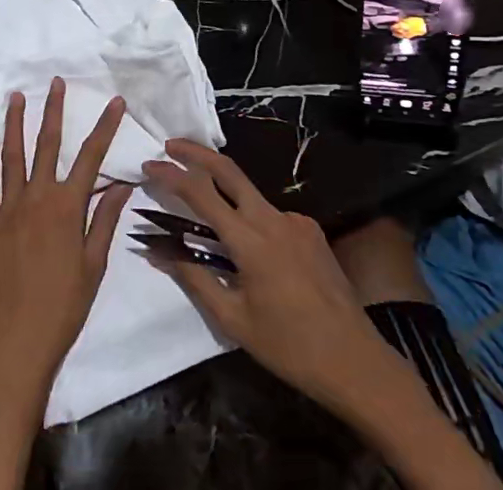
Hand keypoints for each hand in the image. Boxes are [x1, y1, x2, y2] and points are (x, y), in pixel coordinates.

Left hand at [0, 78, 133, 395]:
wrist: (14, 344)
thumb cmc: (63, 306)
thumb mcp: (94, 264)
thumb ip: (104, 220)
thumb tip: (122, 184)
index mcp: (67, 207)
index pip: (91, 157)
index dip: (105, 127)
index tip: (115, 101)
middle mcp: (36, 199)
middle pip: (46, 145)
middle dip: (53, 111)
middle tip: (55, 82)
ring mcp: (7, 210)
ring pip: (10, 157)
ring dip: (14, 124)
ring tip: (16, 96)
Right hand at [140, 140, 416, 414]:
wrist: (352, 357)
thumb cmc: (287, 345)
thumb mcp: (232, 319)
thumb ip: (194, 278)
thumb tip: (158, 251)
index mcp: (250, 240)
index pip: (202, 194)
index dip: (172, 175)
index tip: (150, 164)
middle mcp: (273, 218)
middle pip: (229, 171)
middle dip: (198, 153)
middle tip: (171, 146)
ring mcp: (296, 221)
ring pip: (251, 195)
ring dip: (224, 192)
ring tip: (204, 213)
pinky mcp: (311, 230)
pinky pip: (272, 216)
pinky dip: (251, 220)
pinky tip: (248, 250)